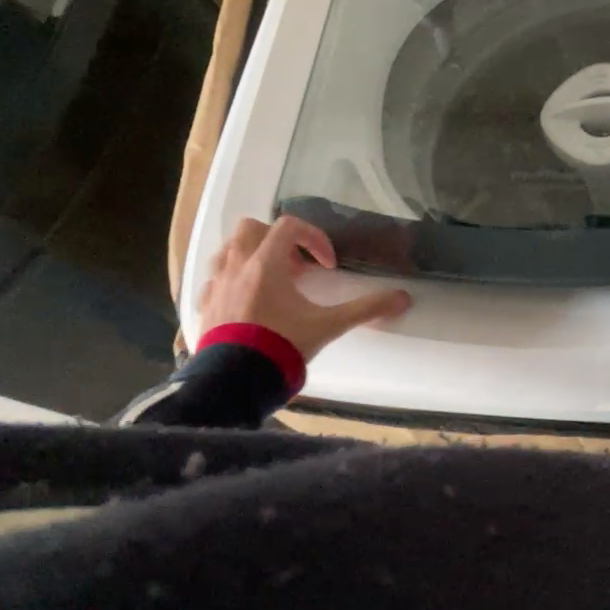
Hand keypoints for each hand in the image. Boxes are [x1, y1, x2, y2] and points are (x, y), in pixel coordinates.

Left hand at [197, 216, 411, 359]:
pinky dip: (230, 281)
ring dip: (250, 256)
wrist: (234, 382)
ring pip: (227, 250)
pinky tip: (248, 301)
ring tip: (272, 279)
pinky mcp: (204, 306)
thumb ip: (365, 309)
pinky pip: (213, 280)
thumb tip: (404, 299)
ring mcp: (216, 286)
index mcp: (266, 263)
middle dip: (275, 239)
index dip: (313, 237)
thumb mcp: (328, 326)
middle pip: (251, 228)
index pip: (289, 226)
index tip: (327, 264)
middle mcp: (237, 267)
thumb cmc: (281, 346)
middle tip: (296, 266)